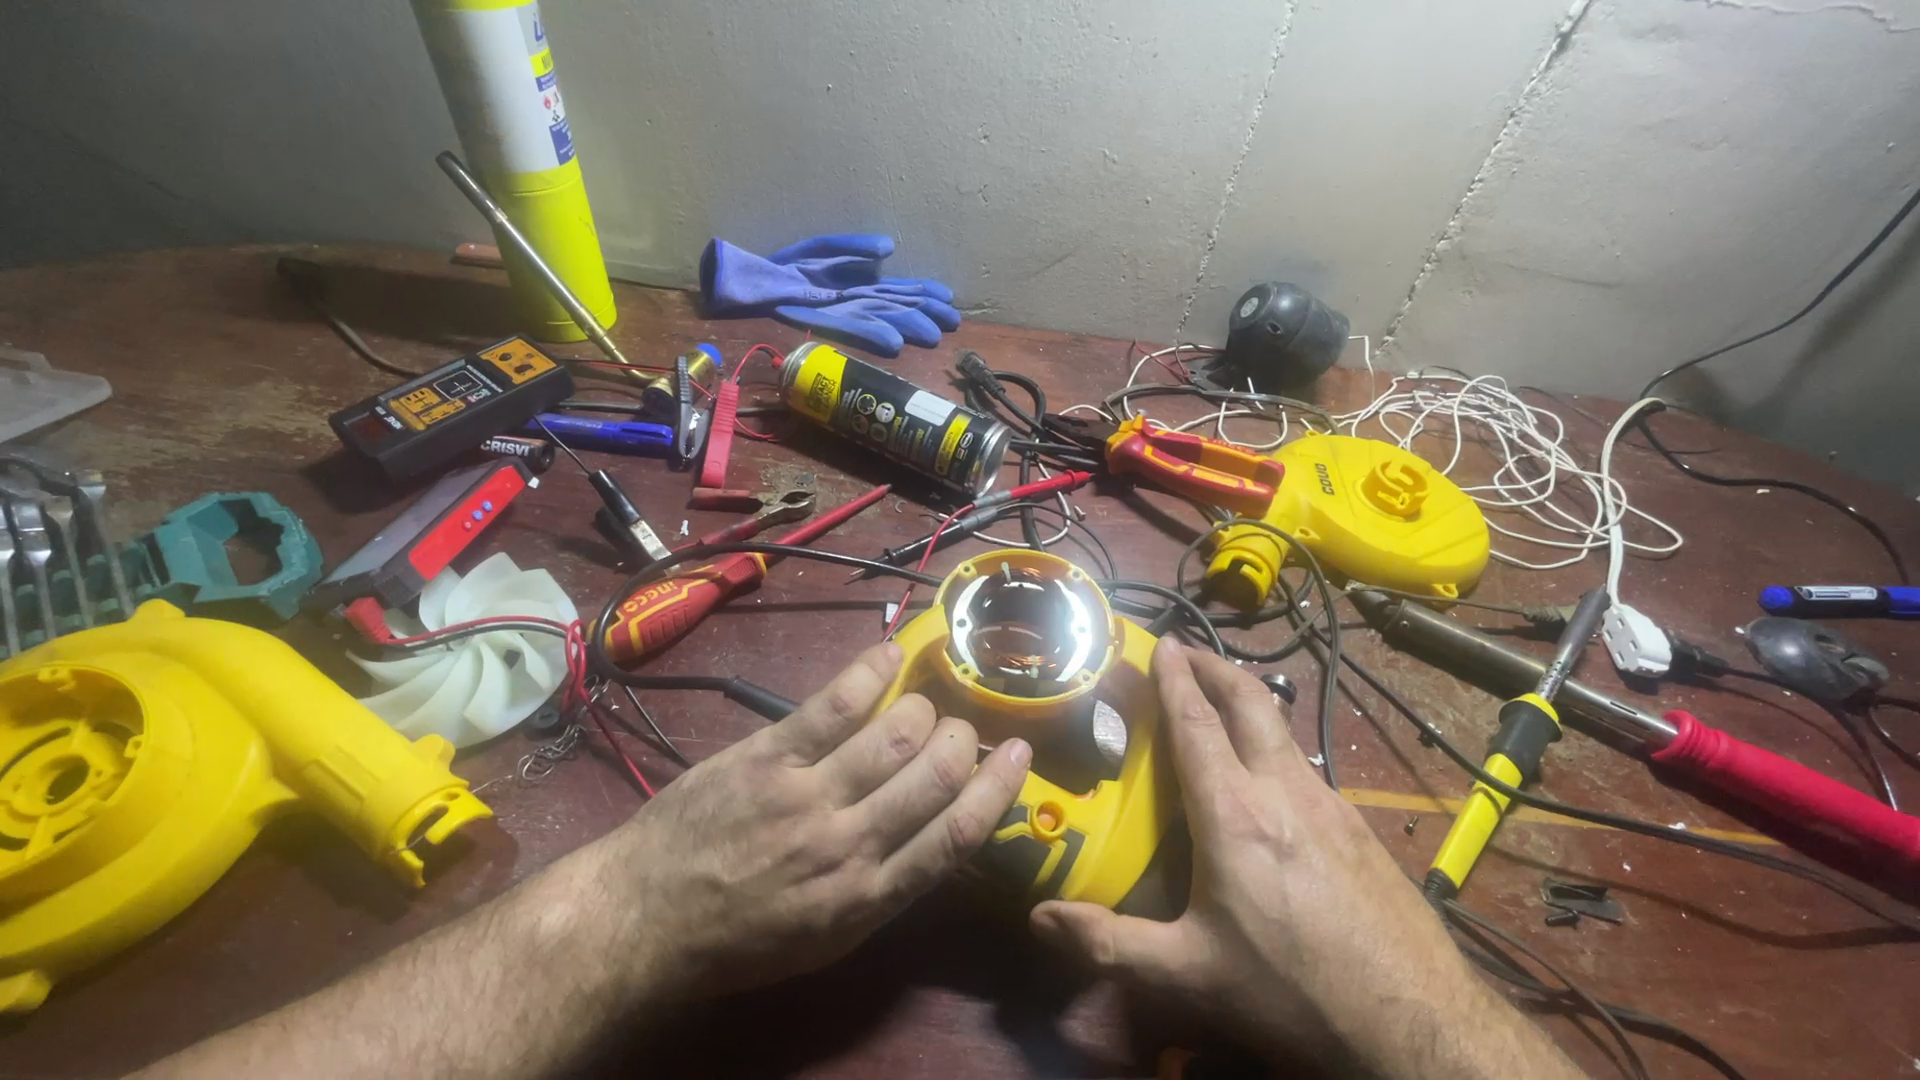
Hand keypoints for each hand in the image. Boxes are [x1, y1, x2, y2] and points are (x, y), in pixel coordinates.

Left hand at [593, 643, 1030, 1002]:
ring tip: (922, 705)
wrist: (646, 919)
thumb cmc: (743, 938)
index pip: (956, 834)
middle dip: (960, 740)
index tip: (1018, 752)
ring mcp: (806, 794)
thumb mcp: (829, 939)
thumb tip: (941, 829)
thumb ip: (890, 884)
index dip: (997, 787)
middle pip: (933, 773)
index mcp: (868, 896)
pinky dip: (869, 672)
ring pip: (892, 733)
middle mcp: (847, 844)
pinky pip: (831, 705)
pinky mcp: (767, 756)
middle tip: (959, 730)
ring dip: (921, 710)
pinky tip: (890, 653)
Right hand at [1029, 640, 1579, 1077]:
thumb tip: (1039, 920)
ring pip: (1282, 730)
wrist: (1420, 1025)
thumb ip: (1109, 944)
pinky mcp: (1358, 827)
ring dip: (1245, 704)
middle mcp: (1283, 790)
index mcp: (1234, 812)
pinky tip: (1266, 784)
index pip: (1197, 723)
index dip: (1175, 677)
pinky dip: (1272, 745)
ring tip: (1217, 709)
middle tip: (1185, 653)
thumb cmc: (1293, 988)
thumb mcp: (1190, 974)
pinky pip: (1303, 765)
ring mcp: (1330, 804)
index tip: (1161, 641)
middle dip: (1214, 667)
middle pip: (1250, 702)